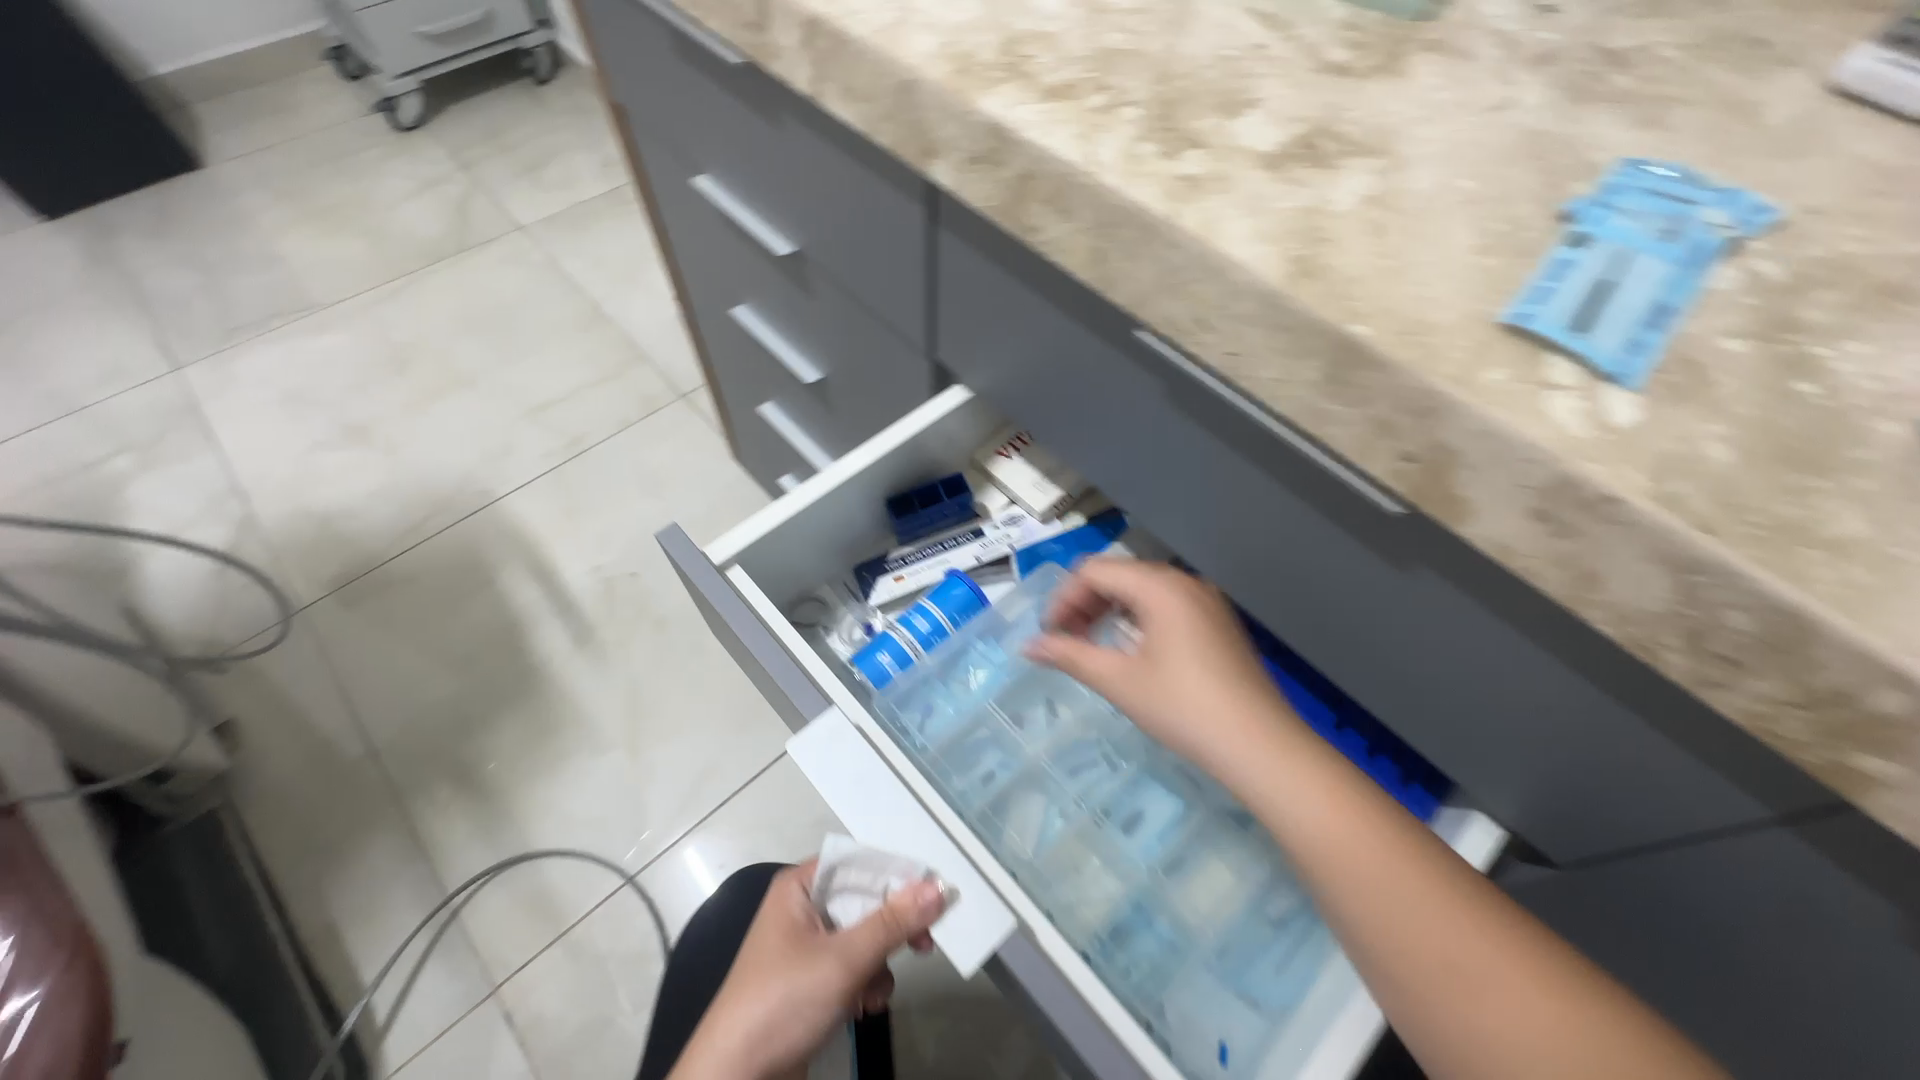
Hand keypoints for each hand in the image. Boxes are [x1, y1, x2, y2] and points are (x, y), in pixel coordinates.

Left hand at [669, 861, 945, 1079]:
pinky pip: (854, 966)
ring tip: (873, 992)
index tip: (936, 892)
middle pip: (865, 901)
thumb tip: (938, 886)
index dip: (897, 874)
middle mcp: (803, 908)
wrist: (737, 1076)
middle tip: (925, 944)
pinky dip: (865, 984)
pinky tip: (862, 1007)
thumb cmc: (784, 1002)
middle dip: (890, 929)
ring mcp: (806, 946)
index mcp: (800, 886)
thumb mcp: (843, 960)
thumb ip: (893, 922)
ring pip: (864, 937)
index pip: (859, 862)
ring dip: (878, 964)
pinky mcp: (812, 981)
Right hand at [1025, 556, 1298, 783]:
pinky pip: (1166, 607)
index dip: (1063, 599)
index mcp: (1160, 586)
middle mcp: (1185, 582)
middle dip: (1084, 603)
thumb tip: (1028, 646)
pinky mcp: (1218, 623)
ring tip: (1092, 649)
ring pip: (1143, 591)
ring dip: (1109, 612)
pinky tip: (1131, 654)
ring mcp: (1206, 602)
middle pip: (1119, 575)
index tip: (1049, 636)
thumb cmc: (1183, 709)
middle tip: (1065, 642)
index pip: (1094, 571)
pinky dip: (1137, 620)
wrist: (1260, 745)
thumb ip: (1070, 655)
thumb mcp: (1118, 681)